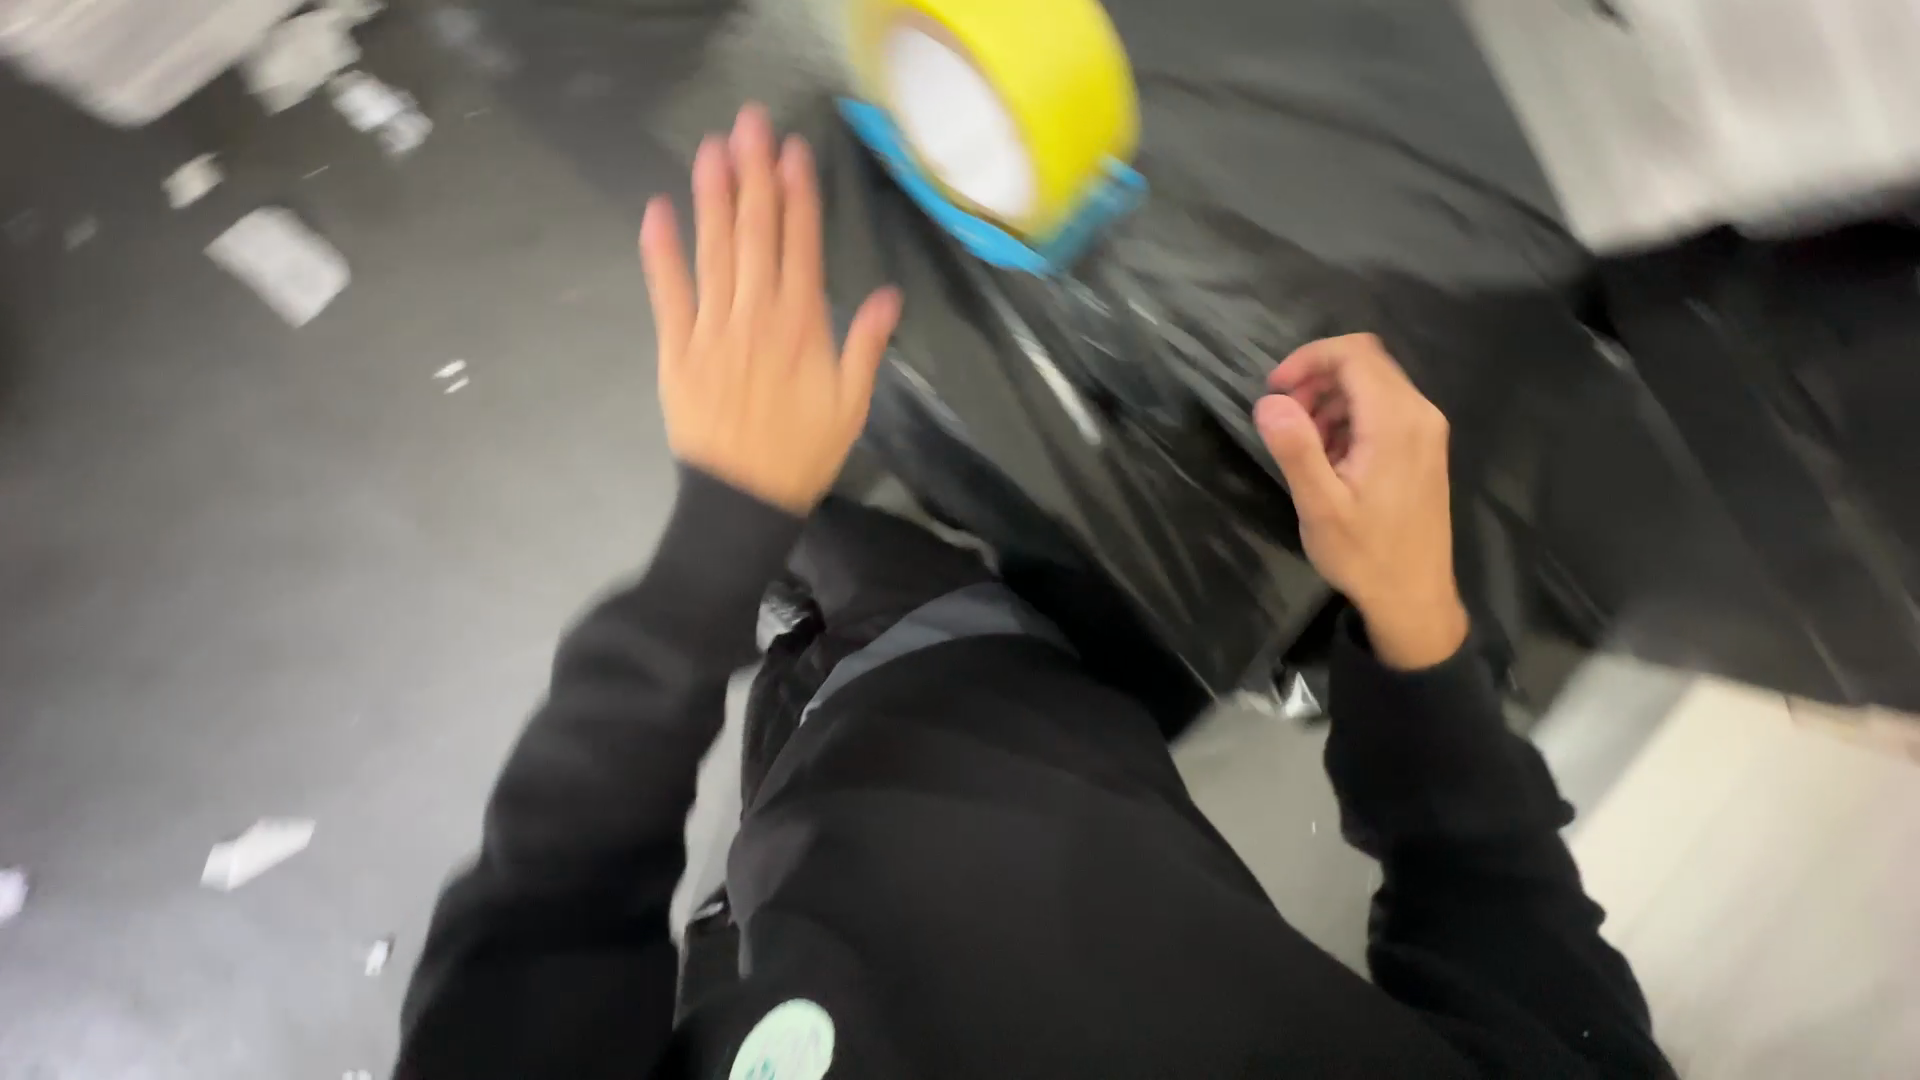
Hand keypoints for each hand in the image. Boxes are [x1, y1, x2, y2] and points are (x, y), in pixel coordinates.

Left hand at [640, 103, 901, 514]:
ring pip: (713, 251)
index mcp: (803, 327)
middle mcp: (757, 316)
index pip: (802, 247)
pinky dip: (661, 252)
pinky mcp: (676, 347)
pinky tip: (658, 212)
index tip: (794, 151)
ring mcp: (712, 328)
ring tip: (711, 148)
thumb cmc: (804, 452)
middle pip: (756, 234)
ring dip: (712, 197)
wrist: (744, 498)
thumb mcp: (852, 406)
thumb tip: (889, 295)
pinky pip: (667, 292)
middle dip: (754, 175)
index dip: (798, 196)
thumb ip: (866, 347)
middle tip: (748, 121)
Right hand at [1254, 334, 1467, 669]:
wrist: (1412, 596)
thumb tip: (1268, 402)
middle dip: (1315, 379)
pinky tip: (1328, 457)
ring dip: (1328, 400)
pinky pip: (1382, 409)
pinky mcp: (1422, 447)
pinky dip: (1347, 417)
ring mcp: (1425, 430)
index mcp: (1395, 422)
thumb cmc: (1363, 553)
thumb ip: (1295, 448)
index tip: (1272, 391)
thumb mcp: (1319, 506)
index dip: (1308, 359)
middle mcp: (1419, 414)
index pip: (1354, 354)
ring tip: (1301, 444)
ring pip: (1372, 385)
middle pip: (1365, 363)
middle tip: (1282, 420)